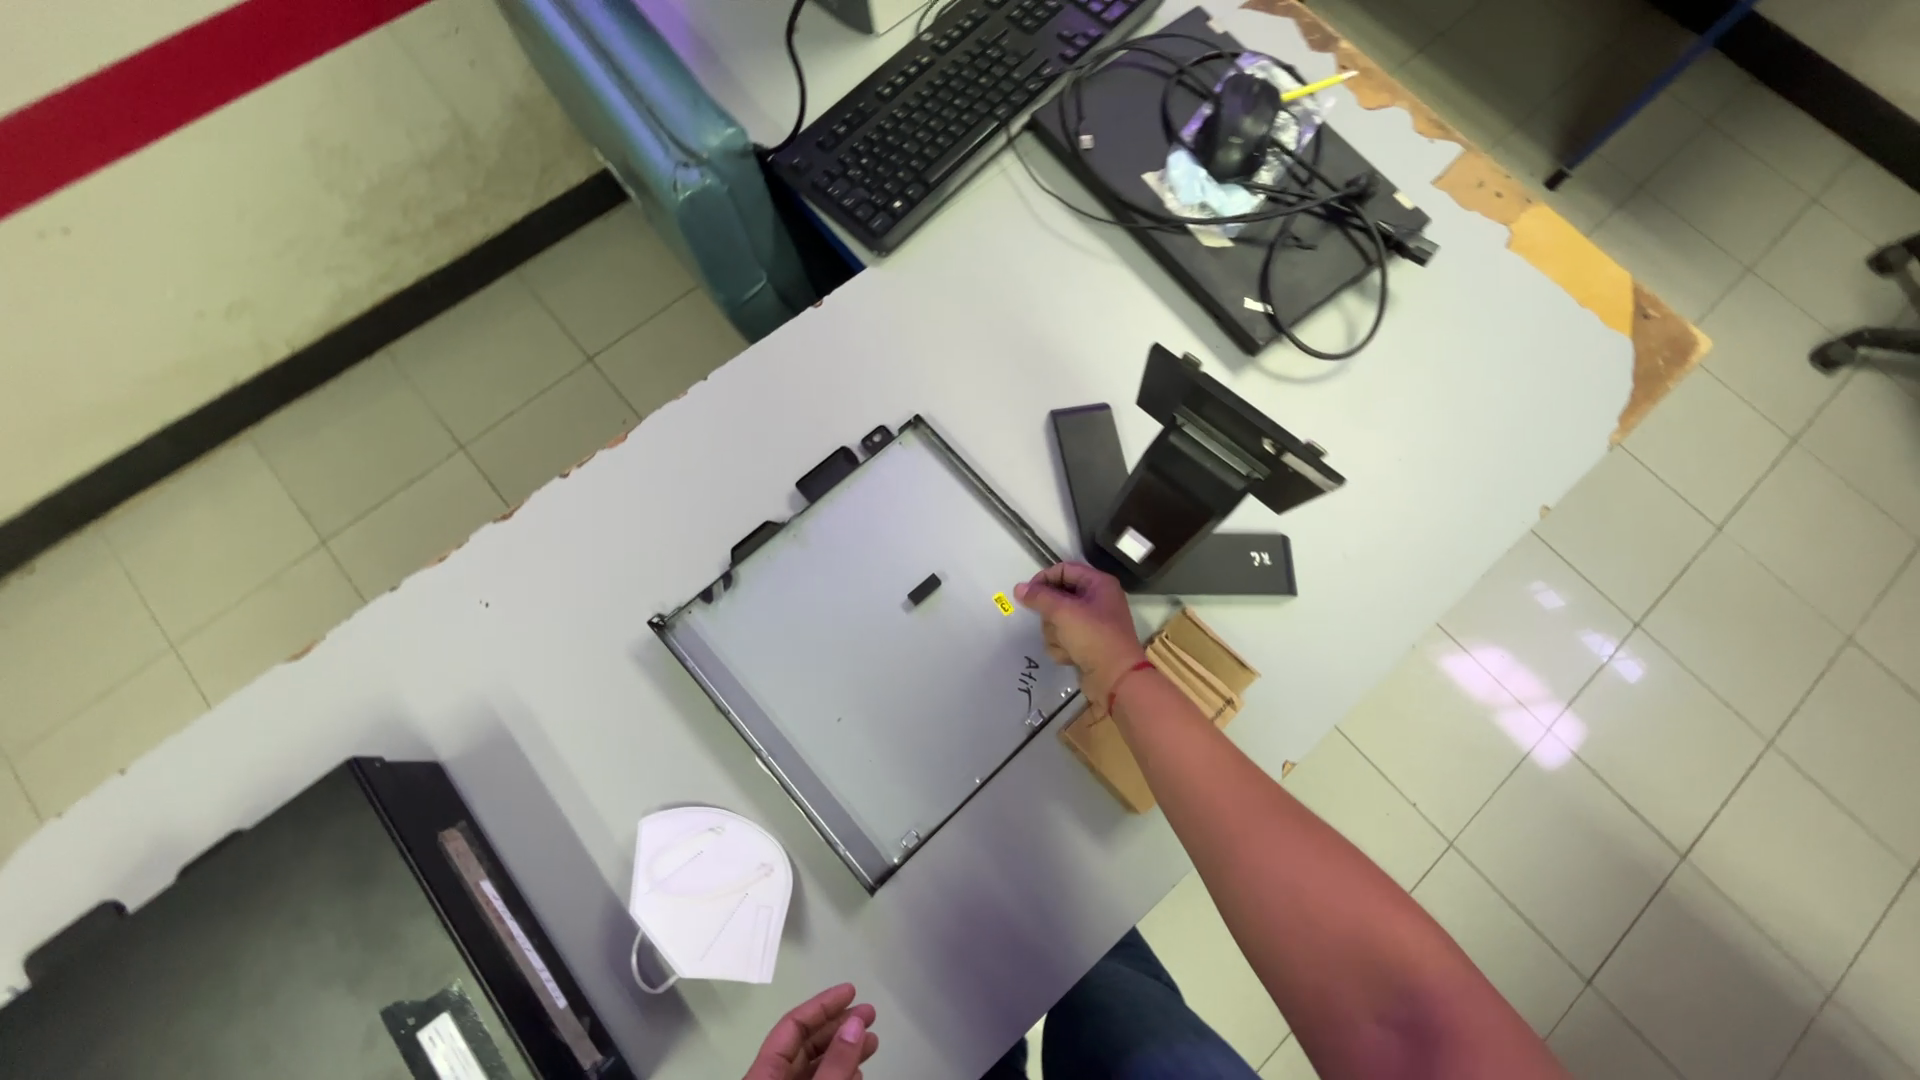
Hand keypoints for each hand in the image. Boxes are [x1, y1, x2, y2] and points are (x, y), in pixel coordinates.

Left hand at [743, 984, 879, 1079]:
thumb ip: (834, 1062)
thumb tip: (856, 1022)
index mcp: (763, 1072)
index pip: (792, 1025)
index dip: (822, 1004)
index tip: (851, 990)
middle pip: (805, 1044)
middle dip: (840, 1026)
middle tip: (871, 1014)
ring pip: (815, 1067)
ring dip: (845, 1052)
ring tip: (872, 1042)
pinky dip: (838, 1075)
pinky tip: (857, 1072)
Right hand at [1015, 562, 1146, 703]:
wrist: (1115, 678)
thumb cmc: (1093, 637)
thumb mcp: (1064, 612)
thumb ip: (1039, 597)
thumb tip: (1019, 588)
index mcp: (1098, 584)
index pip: (1063, 570)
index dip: (1043, 579)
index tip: (1027, 594)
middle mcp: (1096, 600)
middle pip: (1057, 597)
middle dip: (1051, 615)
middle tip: (1055, 624)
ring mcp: (1091, 623)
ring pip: (1056, 620)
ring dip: (1055, 634)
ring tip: (1066, 644)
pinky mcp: (1085, 643)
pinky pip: (1062, 638)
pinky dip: (1062, 647)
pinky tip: (1071, 656)